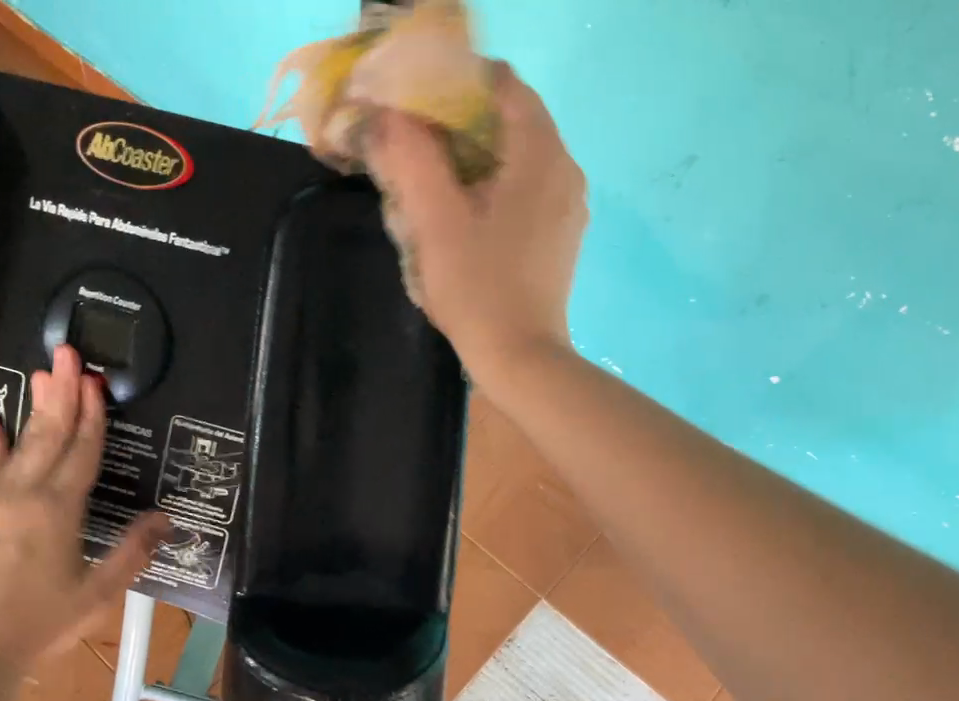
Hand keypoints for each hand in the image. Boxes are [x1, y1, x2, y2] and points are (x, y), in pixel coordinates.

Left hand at [0, 346, 171, 666]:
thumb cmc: (44, 621)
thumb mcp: (99, 592)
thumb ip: (132, 553)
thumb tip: (166, 519)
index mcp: (60, 510)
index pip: (81, 452)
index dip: (91, 416)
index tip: (96, 381)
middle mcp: (28, 494)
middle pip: (50, 434)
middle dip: (61, 392)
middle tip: (67, 352)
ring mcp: (0, 499)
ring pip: (22, 444)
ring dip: (35, 407)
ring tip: (41, 372)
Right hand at [364, 64, 587, 370]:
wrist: (520, 359)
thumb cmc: (477, 289)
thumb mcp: (435, 222)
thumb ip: (412, 160)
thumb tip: (390, 117)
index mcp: (541, 155)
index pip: (503, 85)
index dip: (455, 88)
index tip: (414, 115)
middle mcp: (565, 170)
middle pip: (511, 121)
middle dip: (460, 128)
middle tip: (414, 152)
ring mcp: (568, 205)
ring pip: (517, 158)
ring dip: (475, 161)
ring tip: (433, 188)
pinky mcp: (561, 235)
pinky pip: (525, 190)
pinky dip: (493, 189)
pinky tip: (464, 220)